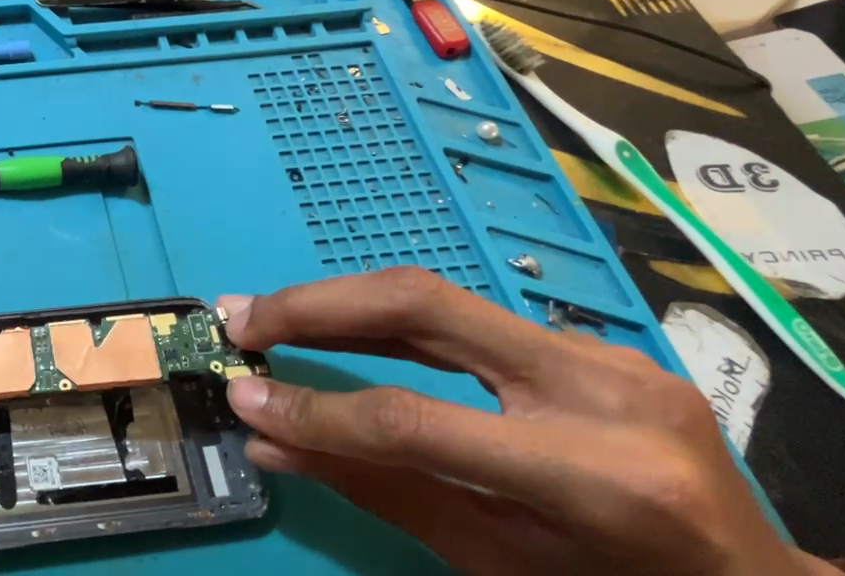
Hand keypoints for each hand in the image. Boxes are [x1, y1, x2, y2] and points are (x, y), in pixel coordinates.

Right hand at [221, 268, 833, 575]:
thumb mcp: (497, 564)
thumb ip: (380, 492)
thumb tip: (271, 440)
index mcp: (597, 477)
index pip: (416, 421)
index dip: (316, 409)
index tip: (242, 395)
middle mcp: (604, 388)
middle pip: (423, 308)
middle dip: (316, 306)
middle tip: (239, 317)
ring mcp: (604, 350)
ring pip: (438, 295)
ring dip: (340, 301)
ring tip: (267, 311)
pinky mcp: (589, 338)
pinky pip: (465, 317)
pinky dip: (387, 320)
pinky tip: (338, 324)